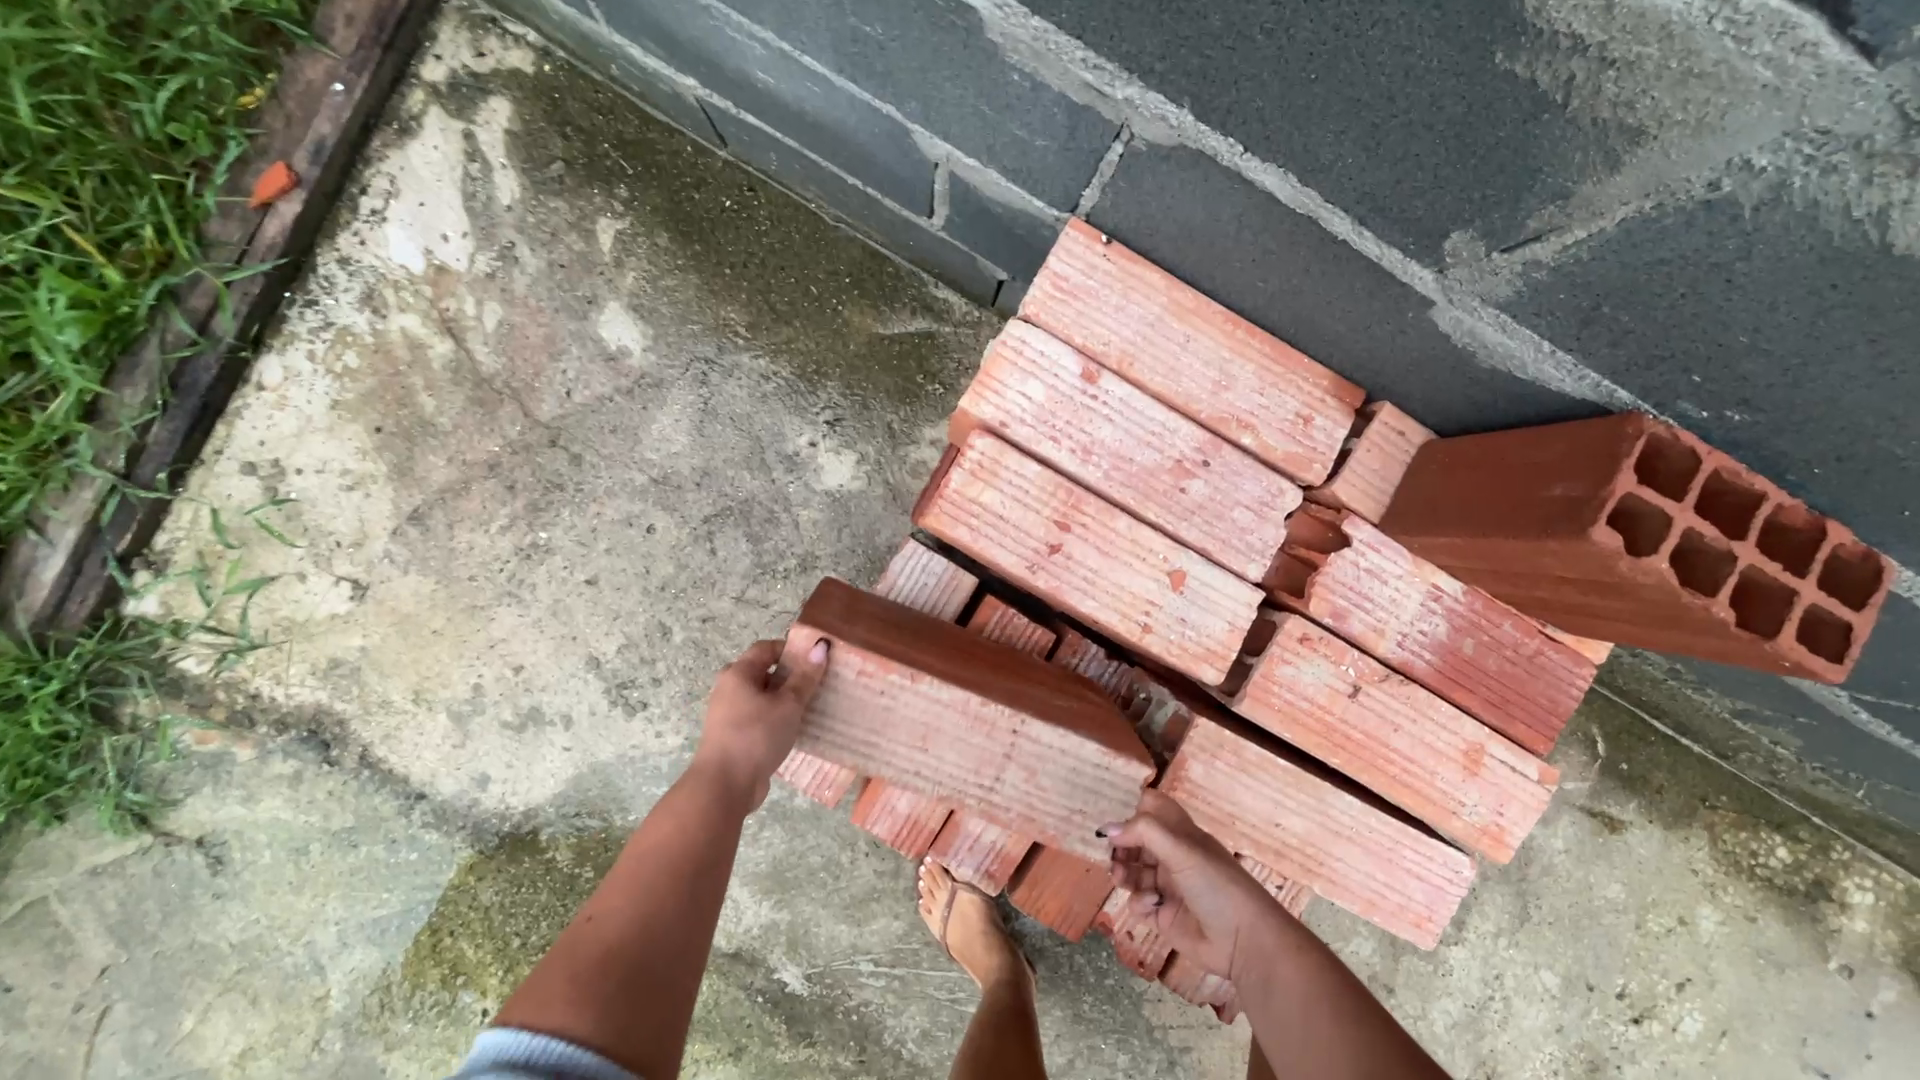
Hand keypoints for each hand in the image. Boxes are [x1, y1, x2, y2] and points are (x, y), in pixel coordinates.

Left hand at [691, 637, 829, 809]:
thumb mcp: (788, 704)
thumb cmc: (756, 735)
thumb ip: (805, 677)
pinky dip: (776, 720)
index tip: (816, 659)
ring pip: (762, 698)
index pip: (766, 648)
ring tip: (811, 708)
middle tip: (816, 684)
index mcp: (738, 674)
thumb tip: (820, 646)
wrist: (725, 784)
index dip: (791, 649)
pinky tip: (796, 731)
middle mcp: (729, 689)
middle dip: (789, 677)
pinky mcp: (734, 737)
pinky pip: (759, 719)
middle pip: (763, 673)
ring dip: (784, 701)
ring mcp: (729, 715)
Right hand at [1103, 790, 1292, 982]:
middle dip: (1121, 846)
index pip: (1153, 809)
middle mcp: (1173, 857)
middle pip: (1137, 842)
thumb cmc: (1217, 885)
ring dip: (1124, 871)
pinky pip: (1138, 902)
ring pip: (1134, 871)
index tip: (1113, 816)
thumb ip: (1144, 833)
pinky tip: (1153, 904)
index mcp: (1182, 835)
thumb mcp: (1182, 850)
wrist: (1244, 941)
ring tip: (1122, 877)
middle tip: (1113, 854)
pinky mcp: (1162, 915)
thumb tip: (1108, 828)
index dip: (1133, 809)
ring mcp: (1167, 886)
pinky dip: (1139, 900)